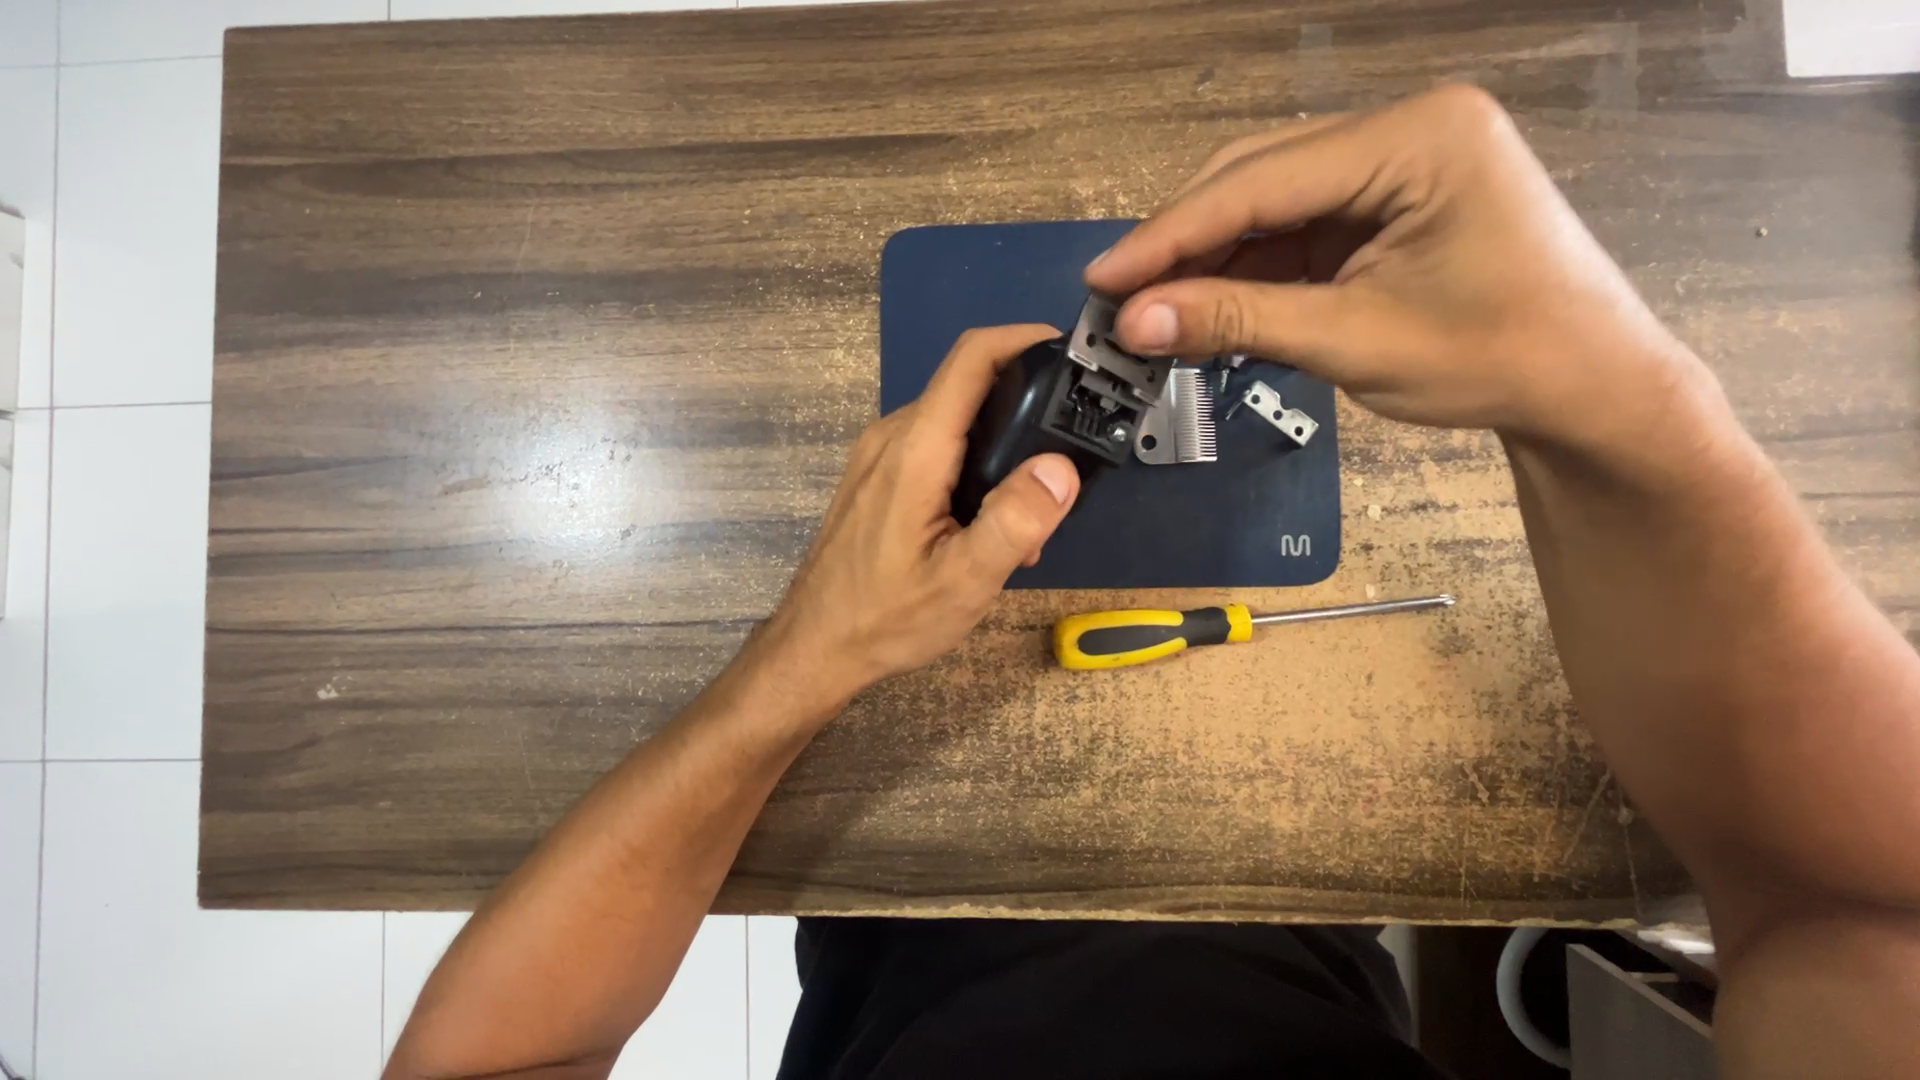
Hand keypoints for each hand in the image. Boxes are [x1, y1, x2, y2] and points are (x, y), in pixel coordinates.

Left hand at [758, 325, 1082, 706]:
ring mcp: (880, 456)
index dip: (1023, 339)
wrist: (815, 646)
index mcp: (916, 449)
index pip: (972, 357)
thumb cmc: (885, 618)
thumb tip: (1060, 468)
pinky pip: (935, 450)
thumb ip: (1014, 522)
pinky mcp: (877, 477)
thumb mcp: (962, 581)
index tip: (1070, 353)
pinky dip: (973, 469)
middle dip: (1025, 410)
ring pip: (954, 423)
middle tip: (1064, 466)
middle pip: (969, 388)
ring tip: (1029, 518)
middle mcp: (893, 436)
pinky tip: (987, 526)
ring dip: (1000, 450)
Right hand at [1085, 84, 1709, 443]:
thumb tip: (1132, 322)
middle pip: (1256, 178)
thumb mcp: (1351, 339)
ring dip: (1207, 262)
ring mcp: (1390, 167)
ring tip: (1149, 312)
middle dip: (1183, 243)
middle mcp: (1399, 132)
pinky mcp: (1380, 206)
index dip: (1169, 235)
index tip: (1100, 278)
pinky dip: (1244, 273)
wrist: (1584, 388)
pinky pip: (1291, 232)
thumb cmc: (1492, 358)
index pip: (1259, 182)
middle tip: (1117, 297)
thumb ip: (1236, 320)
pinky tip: (1203, 307)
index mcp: (1414, 139)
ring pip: (1265, 206)